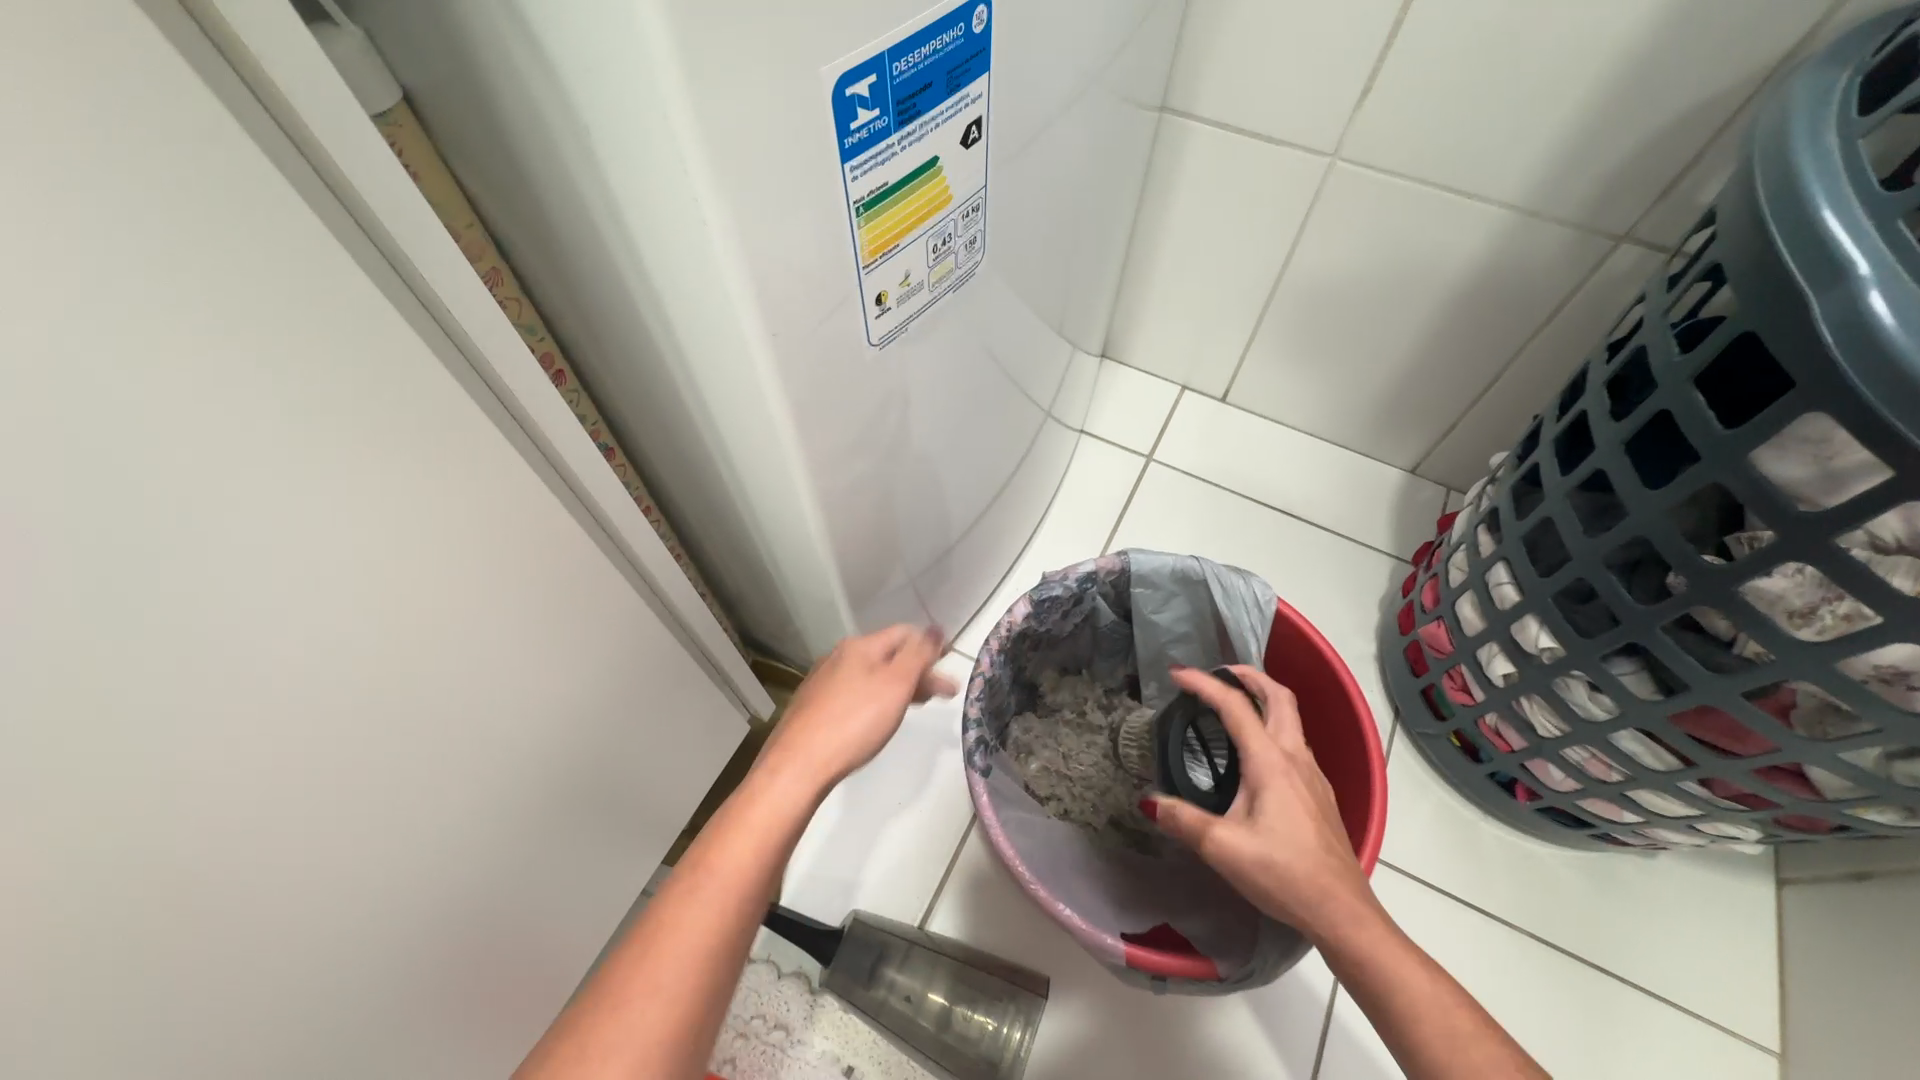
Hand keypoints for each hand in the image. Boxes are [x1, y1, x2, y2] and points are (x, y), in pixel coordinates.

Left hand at [755, 625, 956, 791]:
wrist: (799, 764)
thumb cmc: (854, 722)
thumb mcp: (895, 685)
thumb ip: (919, 654)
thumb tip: (935, 627)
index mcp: (860, 647)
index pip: (905, 633)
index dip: (931, 646)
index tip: (951, 665)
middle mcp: (840, 657)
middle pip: (889, 655)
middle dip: (919, 670)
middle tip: (945, 694)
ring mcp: (825, 682)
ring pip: (872, 675)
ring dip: (901, 685)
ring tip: (918, 704)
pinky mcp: (816, 707)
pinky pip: (856, 693)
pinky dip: (878, 698)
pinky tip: (881, 716)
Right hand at [1143, 665, 1379, 943]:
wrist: (1342, 911)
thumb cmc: (1283, 875)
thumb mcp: (1223, 849)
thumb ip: (1183, 820)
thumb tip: (1149, 800)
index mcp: (1270, 762)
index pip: (1235, 706)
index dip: (1205, 684)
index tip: (1176, 674)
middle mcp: (1295, 758)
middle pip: (1279, 697)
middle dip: (1249, 676)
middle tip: (1219, 671)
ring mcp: (1313, 775)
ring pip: (1291, 719)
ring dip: (1264, 699)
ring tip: (1234, 705)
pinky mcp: (1319, 794)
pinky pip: (1294, 743)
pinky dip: (1273, 727)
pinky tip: (1257, 756)